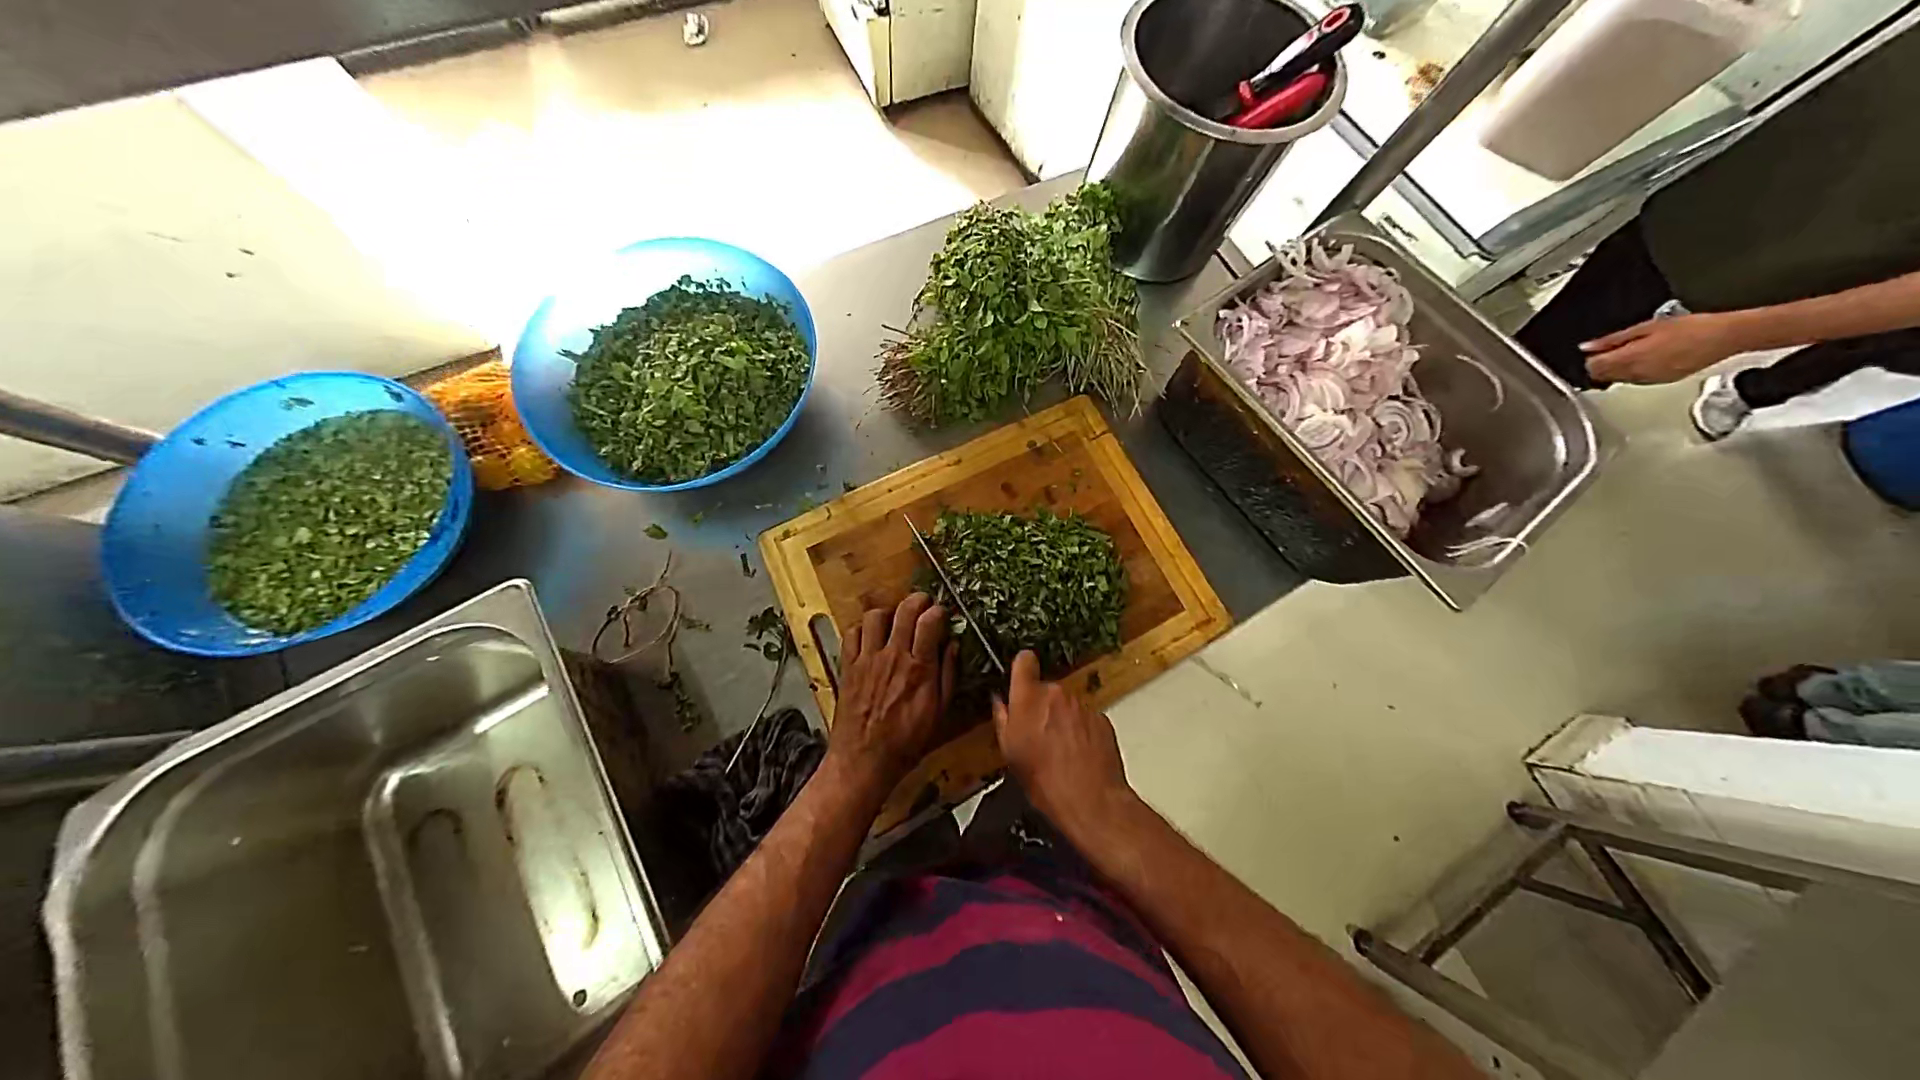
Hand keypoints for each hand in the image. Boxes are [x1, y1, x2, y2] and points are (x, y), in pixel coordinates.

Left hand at [828, 593, 956, 793]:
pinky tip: (870, 636)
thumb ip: (948, 675)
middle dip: (917, 600)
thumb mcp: (939, 712)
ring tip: (895, 618)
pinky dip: (862, 629)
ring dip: (889, 611)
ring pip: (875, 616)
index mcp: (919, 668)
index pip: (930, 621)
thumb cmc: (906, 742)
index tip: (943, 614)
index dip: (939, 611)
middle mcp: (893, 656)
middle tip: (923, 603)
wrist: (864, 760)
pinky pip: (852, 633)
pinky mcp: (848, 666)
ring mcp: (867, 659)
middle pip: (905, 610)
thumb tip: (953, 646)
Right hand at [991, 650, 1133, 832]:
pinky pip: (1085, 718)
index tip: (1020, 675)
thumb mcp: (1009, 752)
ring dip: (1061, 720)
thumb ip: (1003, 719)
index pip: (1024, 661)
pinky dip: (1080, 731)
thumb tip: (1000, 705)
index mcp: (1029, 698)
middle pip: (1045, 689)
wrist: (1090, 800)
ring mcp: (1082, 706)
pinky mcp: (1101, 719)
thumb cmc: (1046, 781)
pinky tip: (1076, 755)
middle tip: (1036, 734)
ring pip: (1066, 705)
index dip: (1022, 667)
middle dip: (1041, 706)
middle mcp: (1057, 694)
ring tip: (1058, 751)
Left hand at [1582, 313, 1744, 384]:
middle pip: (1601, 376)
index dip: (1591, 359)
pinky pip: (1636, 380)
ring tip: (1636, 351)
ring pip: (1617, 379)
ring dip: (1617, 369)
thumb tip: (1587, 346)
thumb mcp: (1647, 327)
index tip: (1597, 351)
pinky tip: (1649, 358)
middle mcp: (1635, 373)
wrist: (1726, 337)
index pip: (1592, 367)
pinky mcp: (1661, 382)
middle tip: (1613, 350)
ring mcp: (1648, 380)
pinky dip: (1633, 372)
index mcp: (1630, 358)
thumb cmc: (1692, 328)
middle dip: (1602, 365)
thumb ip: (1613, 339)